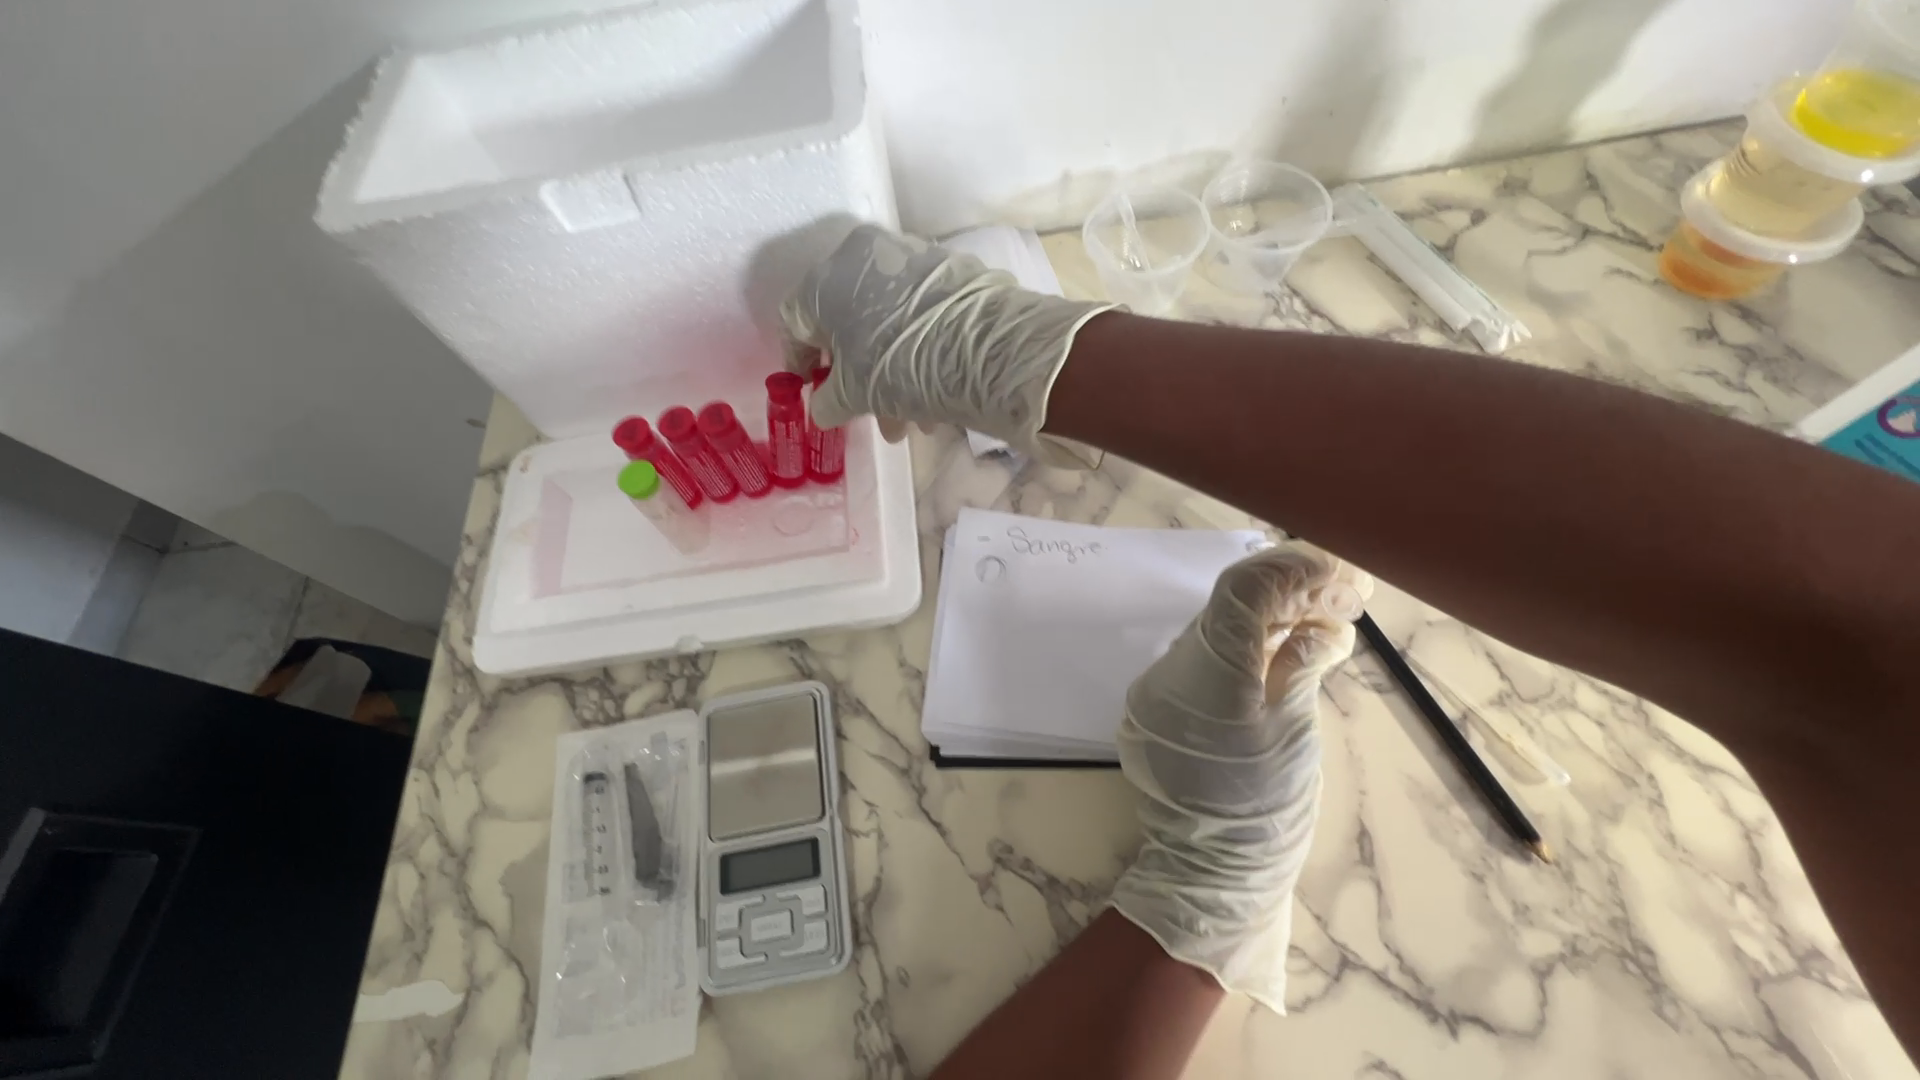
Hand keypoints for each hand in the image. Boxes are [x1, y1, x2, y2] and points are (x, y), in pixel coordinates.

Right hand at [778, 223, 1116, 465]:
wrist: (980, 346)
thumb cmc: (895, 367)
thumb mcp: (853, 394)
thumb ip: (827, 401)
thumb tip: (823, 408)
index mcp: (825, 278)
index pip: (795, 320)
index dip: (799, 359)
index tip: (808, 387)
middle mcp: (863, 255)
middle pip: (848, 323)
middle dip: (858, 377)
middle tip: (869, 414)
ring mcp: (909, 257)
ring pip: (887, 324)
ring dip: (893, 376)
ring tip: (912, 423)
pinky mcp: (950, 269)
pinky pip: (919, 315)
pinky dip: (919, 351)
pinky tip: (935, 395)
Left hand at [1109, 543, 1370, 1011]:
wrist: (1211, 869)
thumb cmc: (1264, 809)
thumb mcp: (1293, 734)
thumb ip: (1300, 664)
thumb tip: (1320, 618)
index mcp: (1208, 678)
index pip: (1242, 592)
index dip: (1293, 568)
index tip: (1341, 571)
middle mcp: (1173, 670)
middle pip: (1232, 604)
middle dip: (1293, 587)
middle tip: (1350, 594)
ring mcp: (1164, 684)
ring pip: (1224, 625)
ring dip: (1277, 612)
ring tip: (1334, 615)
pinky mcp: (1164, 698)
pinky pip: (1212, 653)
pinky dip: (1254, 640)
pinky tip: (1295, 640)